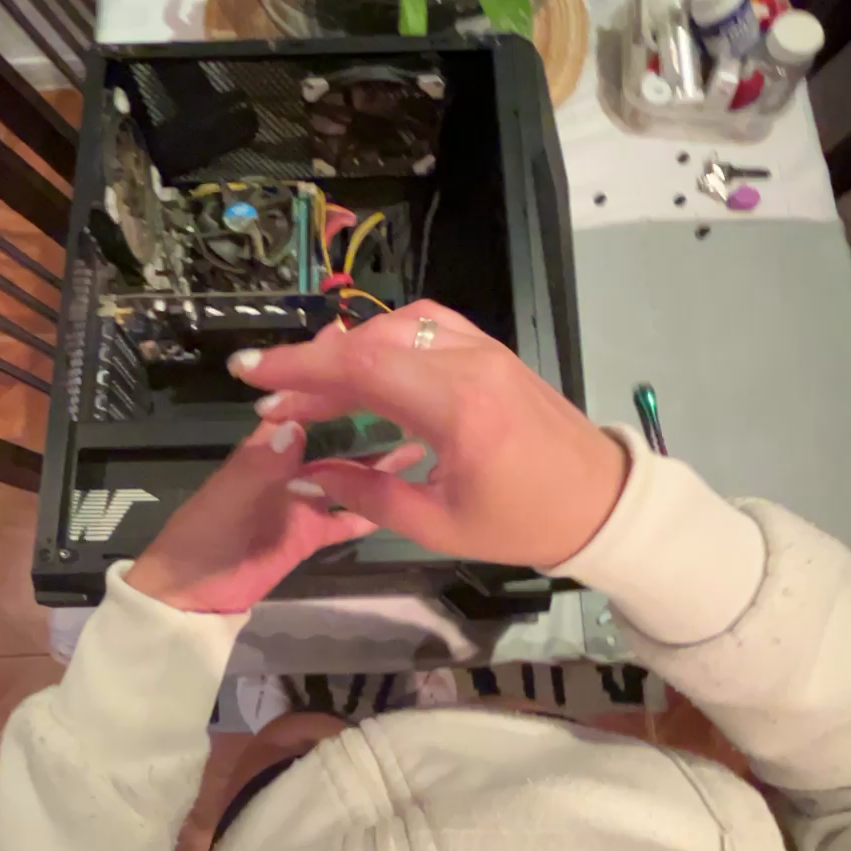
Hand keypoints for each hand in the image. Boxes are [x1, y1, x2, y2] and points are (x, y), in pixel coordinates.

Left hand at [124, 419, 425, 613]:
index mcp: (266, 453)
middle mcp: (290, 471)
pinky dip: (371, 511)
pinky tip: (404, 501)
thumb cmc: (202, 539)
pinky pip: (346, 519)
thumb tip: (300, 425)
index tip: (370, 372)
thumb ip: (261, 467)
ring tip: (418, 451)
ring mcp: (303, 503)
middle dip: (368, 428)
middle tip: (414, 412)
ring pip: (347, 478)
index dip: (332, 392)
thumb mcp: (227, 501)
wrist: (191, 597)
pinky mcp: (311, 535)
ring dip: (378, 467)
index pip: (303, 412)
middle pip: (334, 444)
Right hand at [229, 301, 627, 569]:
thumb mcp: (437, 524)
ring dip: (347, 350)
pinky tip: (366, 366)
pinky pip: (426, 328)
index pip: (361, 367)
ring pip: (396, 327)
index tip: (252, 374)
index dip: (299, 368)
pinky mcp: (492, 350)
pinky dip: (384, 341)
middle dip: (313, 365)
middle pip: (371, 342)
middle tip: (274, 397)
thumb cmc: (522, 523)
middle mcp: (469, 362)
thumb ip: (364, 494)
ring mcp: (484, 349)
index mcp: (457, 407)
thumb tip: (304, 473)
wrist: (599, 501)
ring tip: (314, 387)